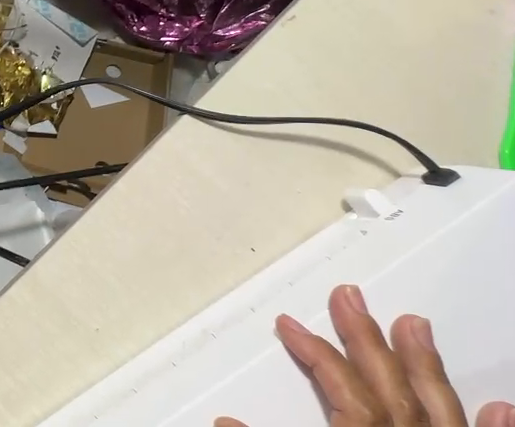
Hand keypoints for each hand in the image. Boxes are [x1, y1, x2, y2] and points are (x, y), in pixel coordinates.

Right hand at [217, 285, 513, 426]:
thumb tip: (224, 422)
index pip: (344, 392)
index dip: (316, 353)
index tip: (288, 323)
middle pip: (395, 392)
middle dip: (369, 341)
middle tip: (351, 296)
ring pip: (442, 414)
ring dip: (427, 368)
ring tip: (415, 326)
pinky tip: (501, 408)